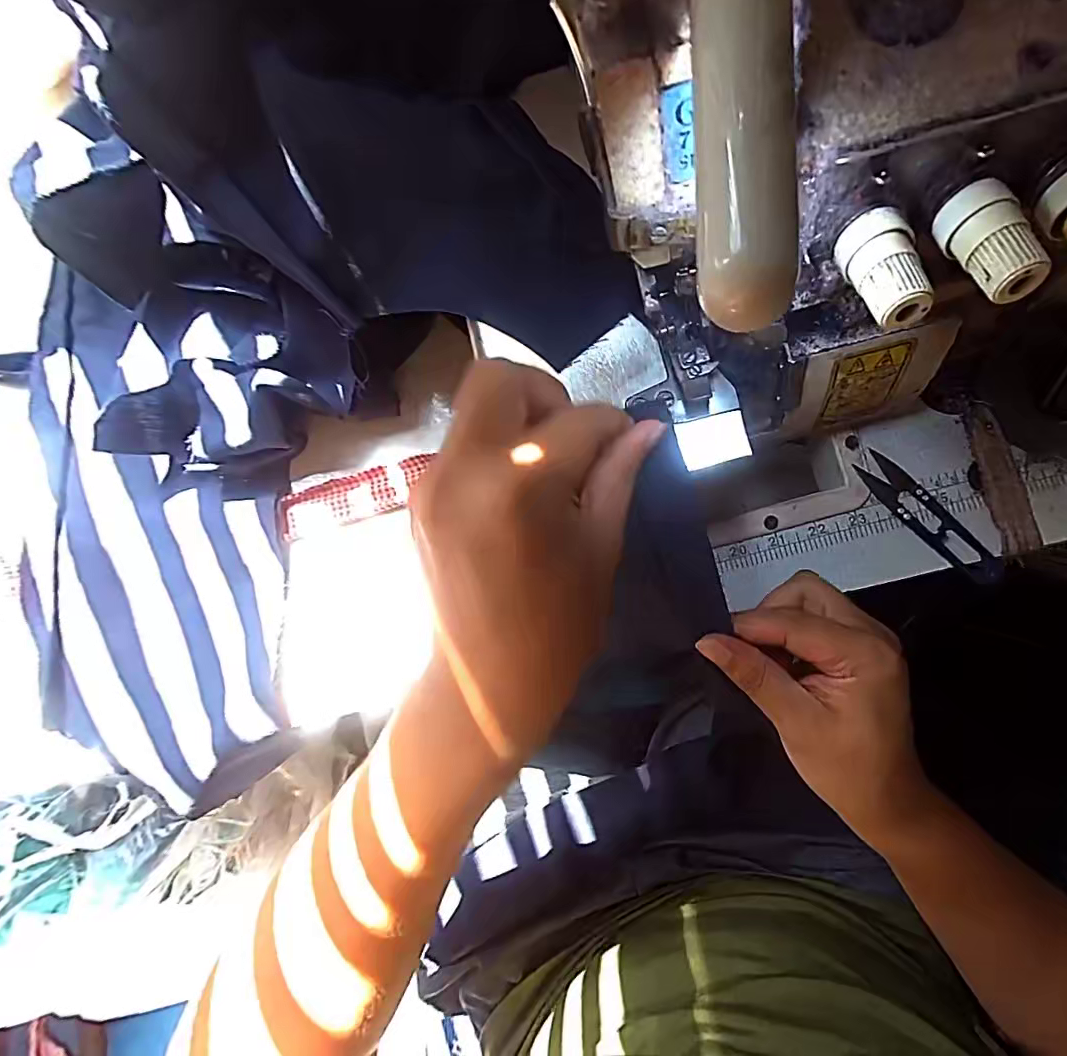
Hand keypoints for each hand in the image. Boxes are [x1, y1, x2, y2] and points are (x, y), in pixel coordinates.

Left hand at [411, 360, 663, 763]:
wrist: (481, 691)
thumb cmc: (557, 632)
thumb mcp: (600, 550)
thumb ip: (619, 476)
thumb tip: (647, 429)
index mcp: (521, 484)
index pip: (579, 418)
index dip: (614, 424)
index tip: (628, 440)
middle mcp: (463, 466)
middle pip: (500, 377)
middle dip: (548, 395)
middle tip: (576, 443)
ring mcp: (432, 480)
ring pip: (475, 405)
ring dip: (520, 418)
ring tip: (551, 471)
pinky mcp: (419, 496)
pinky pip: (462, 441)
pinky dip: (497, 445)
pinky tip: (521, 492)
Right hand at [696, 571, 938, 841]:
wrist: (888, 801)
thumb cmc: (846, 771)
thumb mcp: (795, 723)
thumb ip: (754, 675)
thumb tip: (709, 642)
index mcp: (864, 651)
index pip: (795, 620)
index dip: (750, 626)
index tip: (713, 641)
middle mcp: (873, 633)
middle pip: (807, 592)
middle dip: (769, 615)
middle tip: (747, 652)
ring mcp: (871, 636)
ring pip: (811, 601)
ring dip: (780, 623)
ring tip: (766, 663)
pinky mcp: (863, 645)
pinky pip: (820, 619)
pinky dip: (793, 633)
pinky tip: (783, 666)